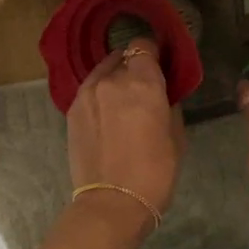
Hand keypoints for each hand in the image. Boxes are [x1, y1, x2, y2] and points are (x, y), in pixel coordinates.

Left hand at [67, 38, 185, 226]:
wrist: (112, 202)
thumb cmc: (155, 172)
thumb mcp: (176, 136)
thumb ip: (169, 104)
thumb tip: (162, 93)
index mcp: (142, 82)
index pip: (144, 45)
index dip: (153, 53)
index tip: (159, 66)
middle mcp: (111, 80)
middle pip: (123, 58)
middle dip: (134, 68)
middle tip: (143, 89)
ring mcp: (87, 93)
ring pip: (103, 72)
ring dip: (114, 80)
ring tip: (122, 101)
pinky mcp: (72, 110)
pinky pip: (90, 91)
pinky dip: (99, 95)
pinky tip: (106, 114)